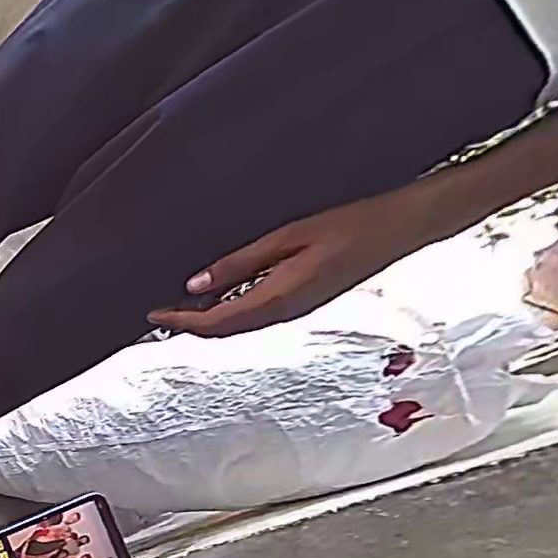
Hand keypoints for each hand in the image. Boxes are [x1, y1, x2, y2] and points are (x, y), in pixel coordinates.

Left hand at [147, 183, 462, 336]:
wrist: (404, 228)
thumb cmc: (349, 226)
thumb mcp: (285, 238)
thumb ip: (238, 264)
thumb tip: (196, 285)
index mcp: (276, 300)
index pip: (213, 323)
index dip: (179, 322)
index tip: (154, 315)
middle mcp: (282, 314)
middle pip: (221, 331)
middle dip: (188, 326)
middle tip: (161, 315)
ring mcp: (293, 312)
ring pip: (236, 327)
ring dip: (206, 322)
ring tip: (180, 308)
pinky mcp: (300, 305)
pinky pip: (253, 318)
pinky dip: (227, 314)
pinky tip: (217, 299)